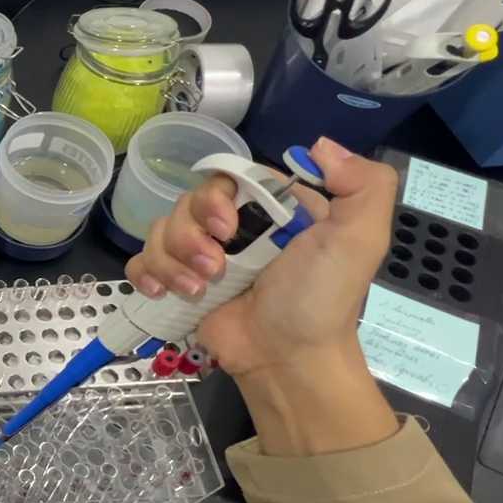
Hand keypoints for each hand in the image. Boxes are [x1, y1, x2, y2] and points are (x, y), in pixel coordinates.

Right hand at [123, 137, 400, 455]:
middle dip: (190, 237)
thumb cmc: (319, 299)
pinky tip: (162, 291)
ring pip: (159, 232)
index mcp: (269, 211)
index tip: (226, 228)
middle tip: (215, 268)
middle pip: (185, 205)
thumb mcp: (359, 239)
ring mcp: (199, 257)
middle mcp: (232, 229)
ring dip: (172, 262)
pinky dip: (146, 274)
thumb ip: (362, 186)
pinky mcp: (175, 284)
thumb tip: (319, 144)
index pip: (224, 179)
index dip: (214, 198)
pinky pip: (141, 261)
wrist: (285, 359)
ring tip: (199, 291)